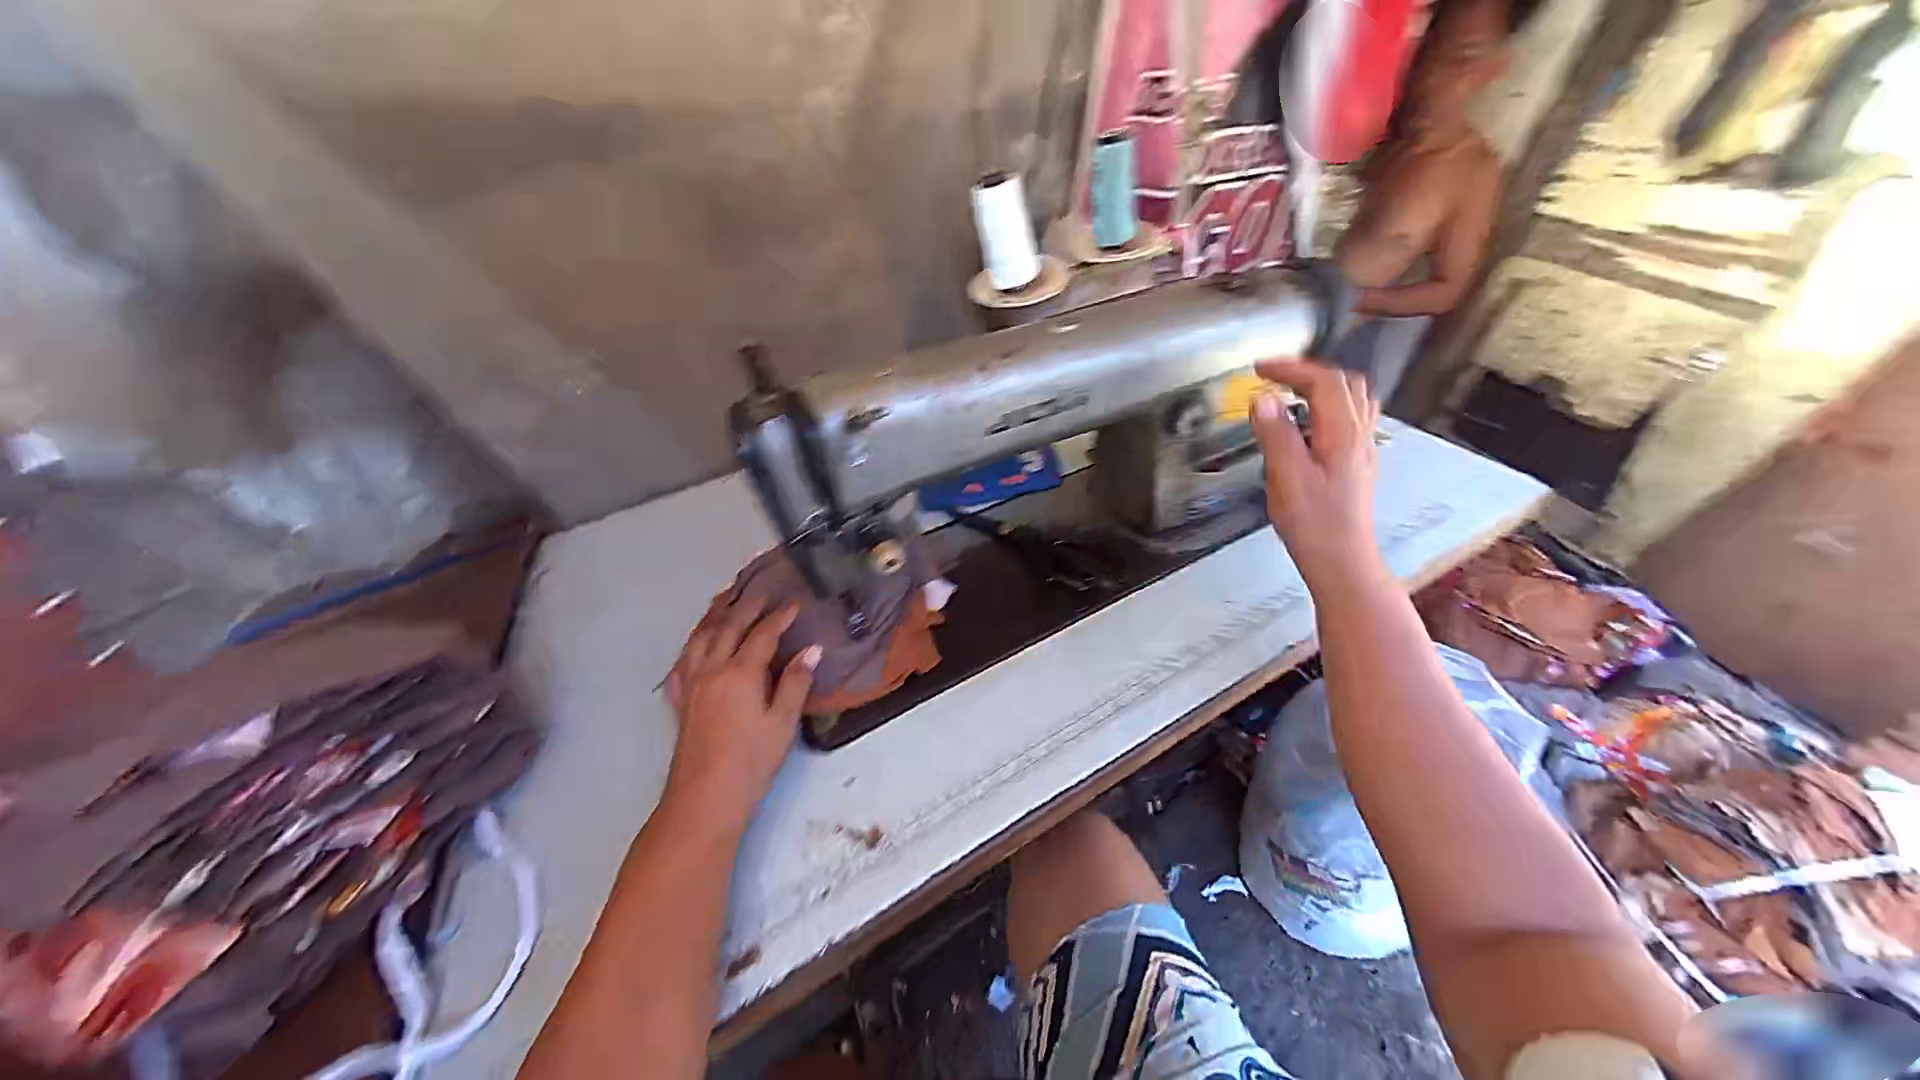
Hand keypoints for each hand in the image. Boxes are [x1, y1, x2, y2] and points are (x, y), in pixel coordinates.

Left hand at [664, 594, 820, 818]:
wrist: (705, 798)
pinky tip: (696, 645)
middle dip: (746, 606)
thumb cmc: (751, 762)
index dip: (779, 617)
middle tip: (761, 590)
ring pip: (700, 638)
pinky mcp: (681, 701)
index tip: (793, 603)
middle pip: (728, 627)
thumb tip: (812, 650)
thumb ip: (796, 683)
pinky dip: (692, 644)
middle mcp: (711, 670)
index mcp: (740, 673)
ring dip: (714, 615)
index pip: (762, 635)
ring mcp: (691, 685)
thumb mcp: (783, 723)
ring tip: (725, 601)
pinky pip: (683, 662)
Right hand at [1249, 358, 1389, 594]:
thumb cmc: (1314, 523)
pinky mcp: (1356, 464)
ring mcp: (1362, 449)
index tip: (1260, 368)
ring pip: (1352, 400)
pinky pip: (1350, 419)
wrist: (1342, 560)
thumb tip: (1264, 399)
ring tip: (1289, 394)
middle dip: (1308, 372)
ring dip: (1321, 387)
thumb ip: (1276, 435)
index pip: (1324, 381)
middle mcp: (1359, 435)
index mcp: (1343, 433)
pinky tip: (1307, 425)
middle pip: (1344, 383)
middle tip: (1274, 376)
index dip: (1292, 367)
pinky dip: (1327, 408)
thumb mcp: (1287, 478)